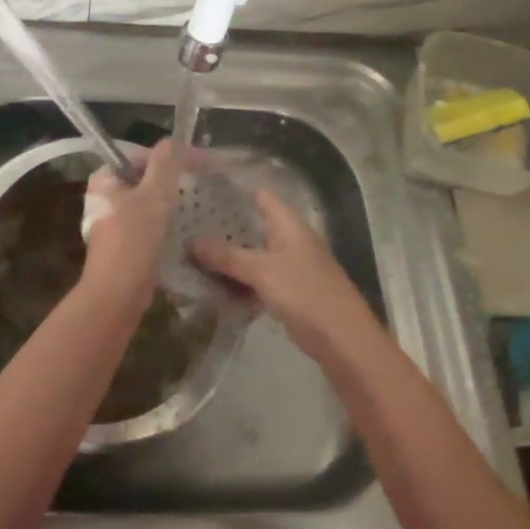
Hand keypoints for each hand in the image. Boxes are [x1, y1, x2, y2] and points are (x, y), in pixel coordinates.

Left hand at [79, 139, 186, 294]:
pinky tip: (182, 228)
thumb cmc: (134, 238)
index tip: (195, 166)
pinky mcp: (121, 243)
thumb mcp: (154, 195)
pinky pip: (146, 224)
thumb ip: (165, 164)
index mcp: (104, 179)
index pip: (140, 156)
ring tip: (194, 207)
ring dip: (168, 204)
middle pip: (143, 179)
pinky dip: (163, 223)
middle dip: (170, 182)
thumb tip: (174, 140)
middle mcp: (103, 197)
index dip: (168, 159)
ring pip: (146, 203)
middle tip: (197, 188)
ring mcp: (111, 222)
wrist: (118, 293)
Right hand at [190, 188, 377, 361]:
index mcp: (289, 225)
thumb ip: (227, 256)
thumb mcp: (262, 271)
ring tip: (191, 253)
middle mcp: (290, 240)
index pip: (261, 196)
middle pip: (253, 227)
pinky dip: (239, 281)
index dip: (234, 190)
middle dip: (223, 227)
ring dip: (228, 257)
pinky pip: (257, 280)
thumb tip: (190, 241)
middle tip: (187, 224)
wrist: (341, 338)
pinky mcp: (287, 292)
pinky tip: (213, 286)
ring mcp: (290, 267)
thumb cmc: (305, 293)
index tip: (202, 190)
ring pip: (253, 255)